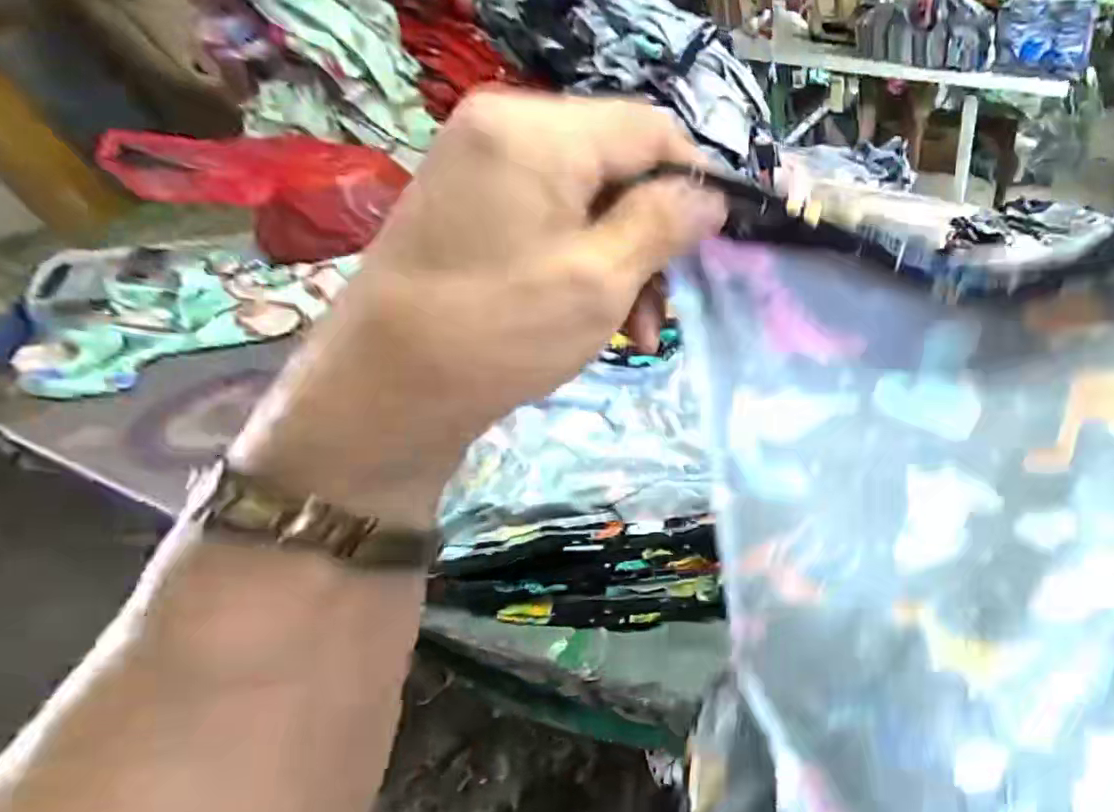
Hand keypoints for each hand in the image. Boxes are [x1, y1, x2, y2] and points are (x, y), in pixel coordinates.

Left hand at [227, 92, 726, 525]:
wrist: (395, 381)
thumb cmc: (506, 328)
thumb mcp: (602, 279)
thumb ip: (663, 225)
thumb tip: (711, 194)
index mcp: (539, 132)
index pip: (649, 128)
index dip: (695, 180)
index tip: (719, 242)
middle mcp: (508, 127)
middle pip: (620, 166)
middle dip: (657, 237)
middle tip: (670, 307)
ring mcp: (486, 165)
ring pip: (593, 200)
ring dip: (629, 263)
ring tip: (640, 332)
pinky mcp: (477, 205)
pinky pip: (557, 219)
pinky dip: (590, 264)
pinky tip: (605, 319)